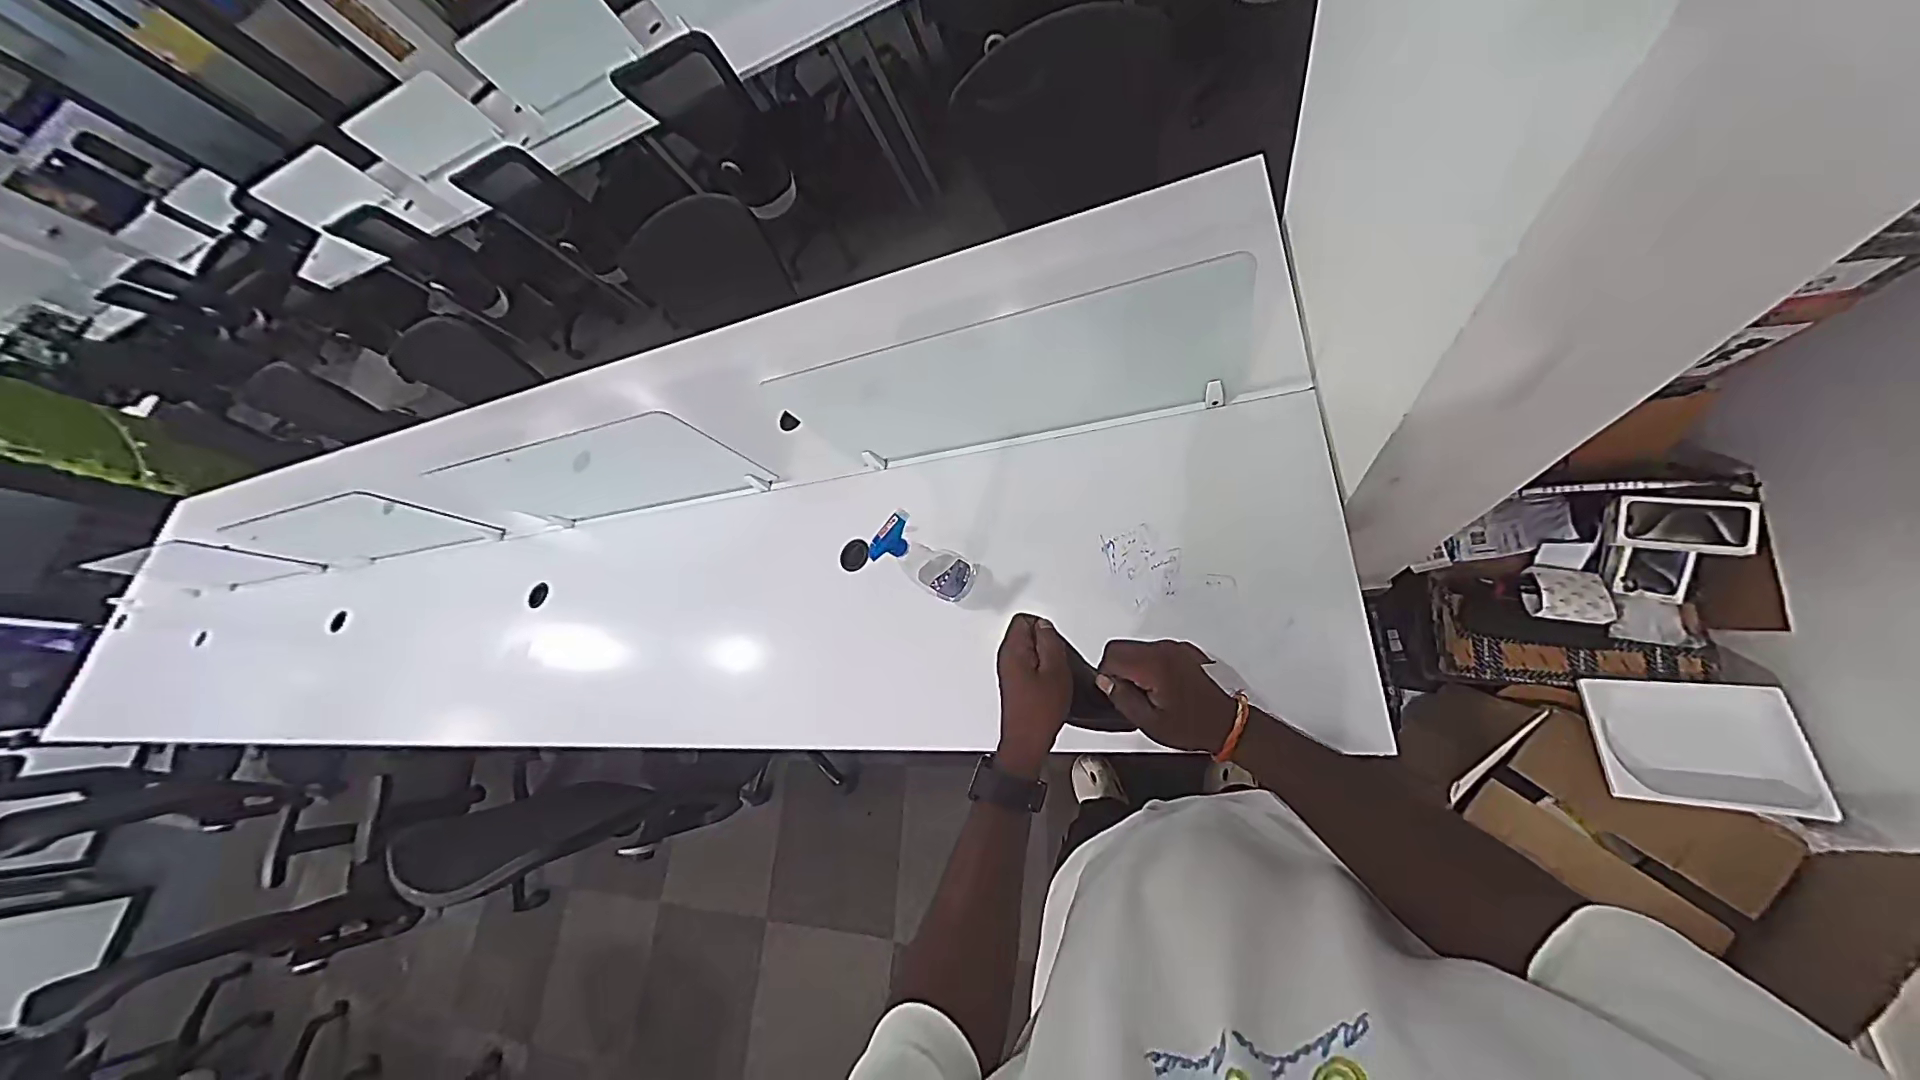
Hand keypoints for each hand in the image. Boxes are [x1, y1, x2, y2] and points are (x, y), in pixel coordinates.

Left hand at [995, 614, 1071, 777]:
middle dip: (1043, 641)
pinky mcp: (1014, 681)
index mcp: (1013, 650)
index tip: (1054, 643)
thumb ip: (1050, 642)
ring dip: (1043, 656)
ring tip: (1054, 674)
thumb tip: (1045, 626)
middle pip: (1025, 632)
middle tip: (1056, 659)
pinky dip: (1040, 668)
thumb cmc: (1039, 711)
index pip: (1024, 619)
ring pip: (1028, 648)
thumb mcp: (1055, 670)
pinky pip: (1028, 663)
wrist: (1027, 741)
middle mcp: (1006, 657)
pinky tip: (1049, 683)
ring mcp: (1009, 670)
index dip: (1043, 626)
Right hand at [1095, 639, 1238, 753]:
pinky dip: (1152, 666)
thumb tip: (1105, 682)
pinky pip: (1156, 652)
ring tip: (1152, 695)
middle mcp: (1165, 649)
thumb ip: (1122, 698)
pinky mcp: (1185, 651)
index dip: (1106, 674)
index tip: (1115, 691)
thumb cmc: (1197, 725)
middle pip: (1123, 647)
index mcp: (1154, 664)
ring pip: (1139, 648)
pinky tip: (1164, 689)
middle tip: (1131, 695)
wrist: (1231, 723)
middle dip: (1119, 669)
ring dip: (1136, 668)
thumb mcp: (1150, 721)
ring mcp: (1177, 648)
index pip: (1112, 654)